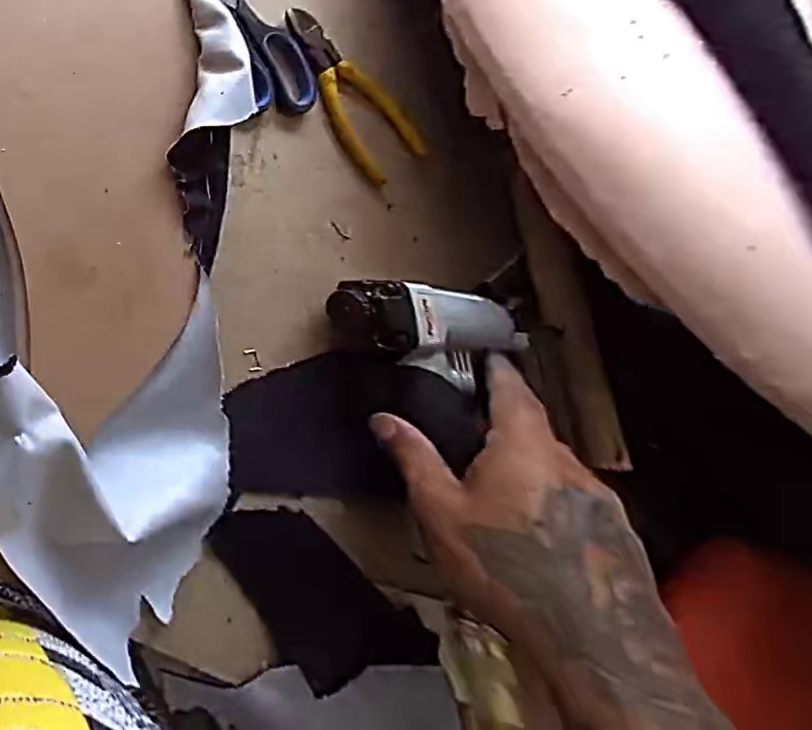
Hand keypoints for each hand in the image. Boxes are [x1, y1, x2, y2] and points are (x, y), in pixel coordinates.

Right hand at [373, 356, 726, 729]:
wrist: (596, 645)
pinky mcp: (618, 537)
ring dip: (523, 462)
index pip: (516, 395)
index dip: (500, 373)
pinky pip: (572, 497)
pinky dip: (544, 493)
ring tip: (487, 476)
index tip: (488, 356)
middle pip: (535, 432)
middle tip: (466, 426)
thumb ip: (413, 456)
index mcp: (527, 451)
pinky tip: (522, 518)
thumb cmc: (503, 565)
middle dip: (502, 425)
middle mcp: (572, 468)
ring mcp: (603, 505)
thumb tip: (384, 417)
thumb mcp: (438, 508)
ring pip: (554, 467)